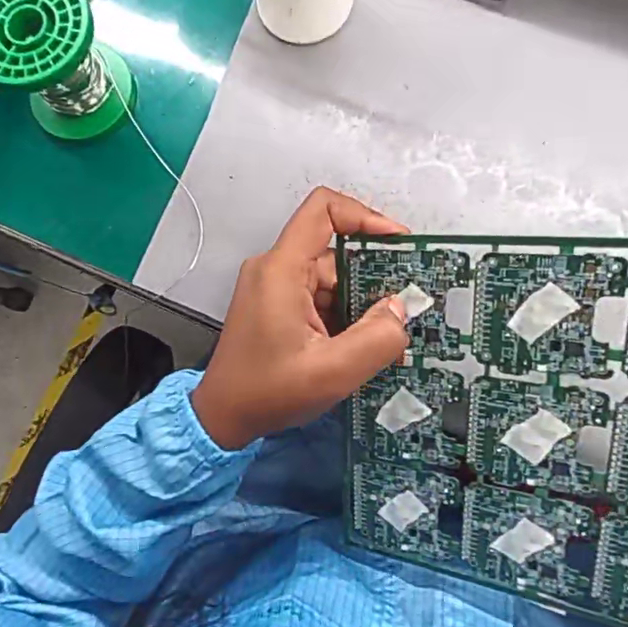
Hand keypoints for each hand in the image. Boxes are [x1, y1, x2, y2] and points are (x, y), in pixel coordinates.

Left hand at [191, 187, 409, 449]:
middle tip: (405, 310)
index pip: (323, 210)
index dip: (365, 216)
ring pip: (332, 279)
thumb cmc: (263, 393)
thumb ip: (376, 339)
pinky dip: (344, 316)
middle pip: (335, 252)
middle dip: (374, 279)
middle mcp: (274, 270)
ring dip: (361, 304)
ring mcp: (274, 288)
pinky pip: (320, 297)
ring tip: (385, 339)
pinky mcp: (276, 306)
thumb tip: (400, 310)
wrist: (223, 415)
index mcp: (280, 271)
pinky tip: (361, 346)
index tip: (398, 242)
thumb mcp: (331, 372)